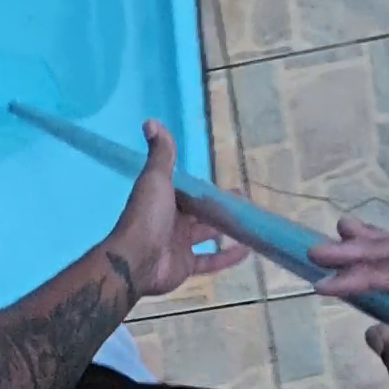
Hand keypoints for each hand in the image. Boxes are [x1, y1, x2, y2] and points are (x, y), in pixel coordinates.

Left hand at [105, 120, 250, 298]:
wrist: (136, 259)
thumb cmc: (147, 216)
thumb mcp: (156, 179)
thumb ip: (161, 154)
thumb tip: (150, 122)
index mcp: (165, 199)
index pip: (190, 192)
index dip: (207, 189)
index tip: (231, 185)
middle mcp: (171, 221)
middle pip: (201, 213)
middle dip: (221, 208)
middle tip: (246, 204)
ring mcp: (178, 245)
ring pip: (207, 235)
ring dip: (227, 231)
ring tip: (252, 224)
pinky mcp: (185, 266)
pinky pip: (210, 261)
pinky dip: (228, 257)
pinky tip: (248, 250)